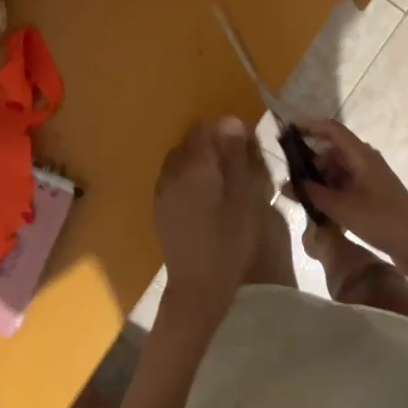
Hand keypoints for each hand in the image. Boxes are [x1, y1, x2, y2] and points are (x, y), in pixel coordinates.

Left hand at [153, 117, 272, 306]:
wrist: (198, 285)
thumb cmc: (230, 241)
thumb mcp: (244, 196)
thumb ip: (236, 157)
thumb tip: (230, 122)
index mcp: (193, 165)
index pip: (205, 129)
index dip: (227, 131)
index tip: (247, 147)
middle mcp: (171, 172)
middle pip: (191, 142)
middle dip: (214, 145)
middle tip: (240, 165)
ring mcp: (162, 190)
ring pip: (181, 160)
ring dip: (201, 162)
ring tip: (225, 182)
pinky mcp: (160, 208)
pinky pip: (175, 180)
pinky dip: (191, 179)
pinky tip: (208, 199)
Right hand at [291, 119, 407, 260]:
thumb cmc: (380, 220)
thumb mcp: (340, 207)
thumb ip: (311, 193)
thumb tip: (286, 184)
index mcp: (361, 156)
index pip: (332, 130)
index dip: (309, 126)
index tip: (287, 132)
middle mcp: (366, 161)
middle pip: (332, 153)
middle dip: (310, 164)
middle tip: (289, 181)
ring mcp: (371, 178)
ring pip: (338, 171)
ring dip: (319, 181)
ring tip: (300, 198)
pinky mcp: (373, 195)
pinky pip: (346, 185)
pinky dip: (331, 192)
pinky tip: (318, 209)